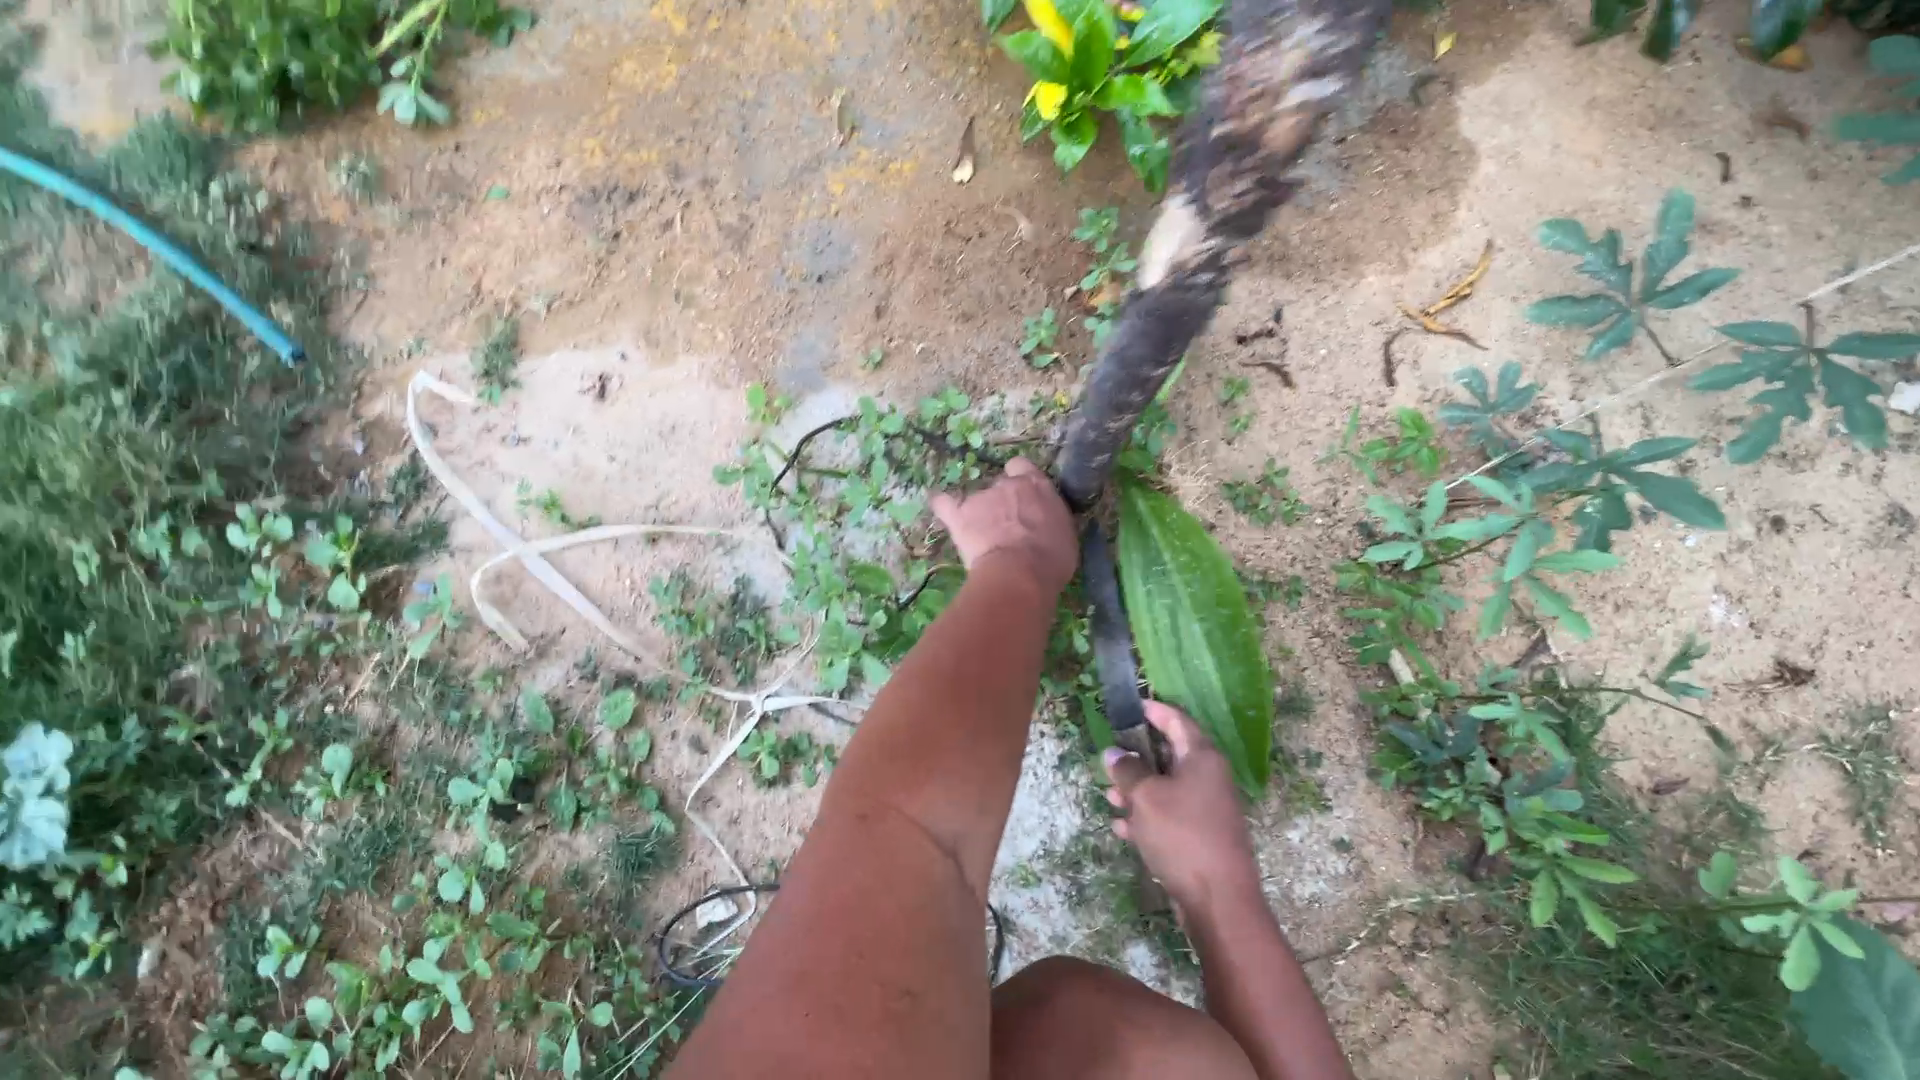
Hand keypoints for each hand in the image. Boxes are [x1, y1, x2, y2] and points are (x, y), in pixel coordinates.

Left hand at [929, 458, 1076, 594]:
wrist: (1019, 573)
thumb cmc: (1051, 559)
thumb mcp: (1064, 535)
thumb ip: (1049, 519)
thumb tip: (1043, 524)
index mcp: (1037, 486)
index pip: (1022, 467)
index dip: (1019, 479)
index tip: (1022, 498)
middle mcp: (1008, 485)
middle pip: (1000, 485)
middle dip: (1001, 501)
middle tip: (1006, 525)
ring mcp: (981, 498)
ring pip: (977, 499)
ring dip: (979, 513)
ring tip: (982, 537)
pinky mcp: (959, 515)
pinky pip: (943, 503)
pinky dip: (943, 506)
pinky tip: (942, 509)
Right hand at [1103, 702, 1259, 912]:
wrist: (1219, 900)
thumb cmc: (1182, 835)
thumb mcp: (1146, 797)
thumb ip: (1128, 771)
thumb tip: (1114, 753)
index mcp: (1201, 757)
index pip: (1176, 720)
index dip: (1153, 710)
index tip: (1130, 706)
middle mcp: (1208, 777)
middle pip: (1169, 755)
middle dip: (1137, 759)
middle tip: (1109, 761)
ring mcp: (1207, 808)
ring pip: (1166, 788)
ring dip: (1137, 791)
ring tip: (1110, 799)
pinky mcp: (1202, 836)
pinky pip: (1170, 816)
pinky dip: (1147, 818)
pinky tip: (1123, 830)